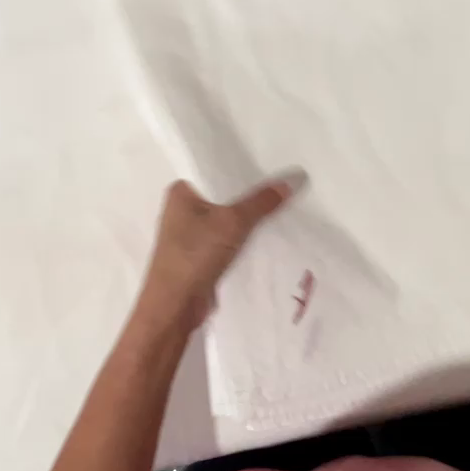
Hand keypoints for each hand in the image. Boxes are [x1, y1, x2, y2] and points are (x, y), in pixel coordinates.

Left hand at [137, 178, 293, 332]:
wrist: (175, 308)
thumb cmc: (194, 255)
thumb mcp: (232, 222)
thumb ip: (262, 201)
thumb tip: (294, 178)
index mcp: (181, 191)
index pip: (216, 170)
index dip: (243, 167)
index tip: (274, 162)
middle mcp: (184, 208)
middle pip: (225, 196)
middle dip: (252, 195)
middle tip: (287, 184)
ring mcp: (192, 234)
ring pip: (229, 220)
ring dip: (251, 219)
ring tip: (287, 206)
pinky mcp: (202, 256)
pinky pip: (230, 240)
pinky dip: (246, 239)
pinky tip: (272, 235)